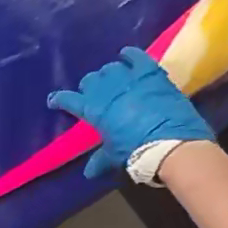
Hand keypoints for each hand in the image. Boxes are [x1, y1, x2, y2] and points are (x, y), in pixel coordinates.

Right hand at [47, 47, 212, 179]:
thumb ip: (100, 160)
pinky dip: (130, 55)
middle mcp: (105, 90)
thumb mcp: (114, 155)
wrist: (171, 143)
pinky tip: (127, 55)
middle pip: (89, 80)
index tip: (55, 101)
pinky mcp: (149, 73)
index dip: (60, 99)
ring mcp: (127, 79)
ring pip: (110, 68)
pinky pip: (136, 57)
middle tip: (95, 95)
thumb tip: (89, 172)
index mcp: (92, 109)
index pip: (68, 100)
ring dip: (109, 74)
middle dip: (90, 87)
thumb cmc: (136, 151)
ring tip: (113, 79)